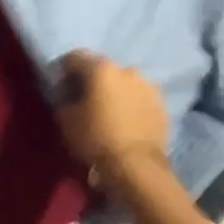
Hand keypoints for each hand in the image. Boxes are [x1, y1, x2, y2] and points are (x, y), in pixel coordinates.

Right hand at [54, 51, 170, 183]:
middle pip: (103, 68)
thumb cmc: (95, 139)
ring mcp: (148, 86)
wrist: (136, 167)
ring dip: (115, 91)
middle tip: (85, 100)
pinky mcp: (162, 104)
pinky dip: (132, 104)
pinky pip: (140, 98)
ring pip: (124, 82)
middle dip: (92, 80)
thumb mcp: (65, 120)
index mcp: (101, 68)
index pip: (75, 57)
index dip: (64, 70)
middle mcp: (127, 70)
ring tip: (109, 112)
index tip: (61, 87)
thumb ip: (63, 99)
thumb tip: (66, 95)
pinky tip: (126, 121)